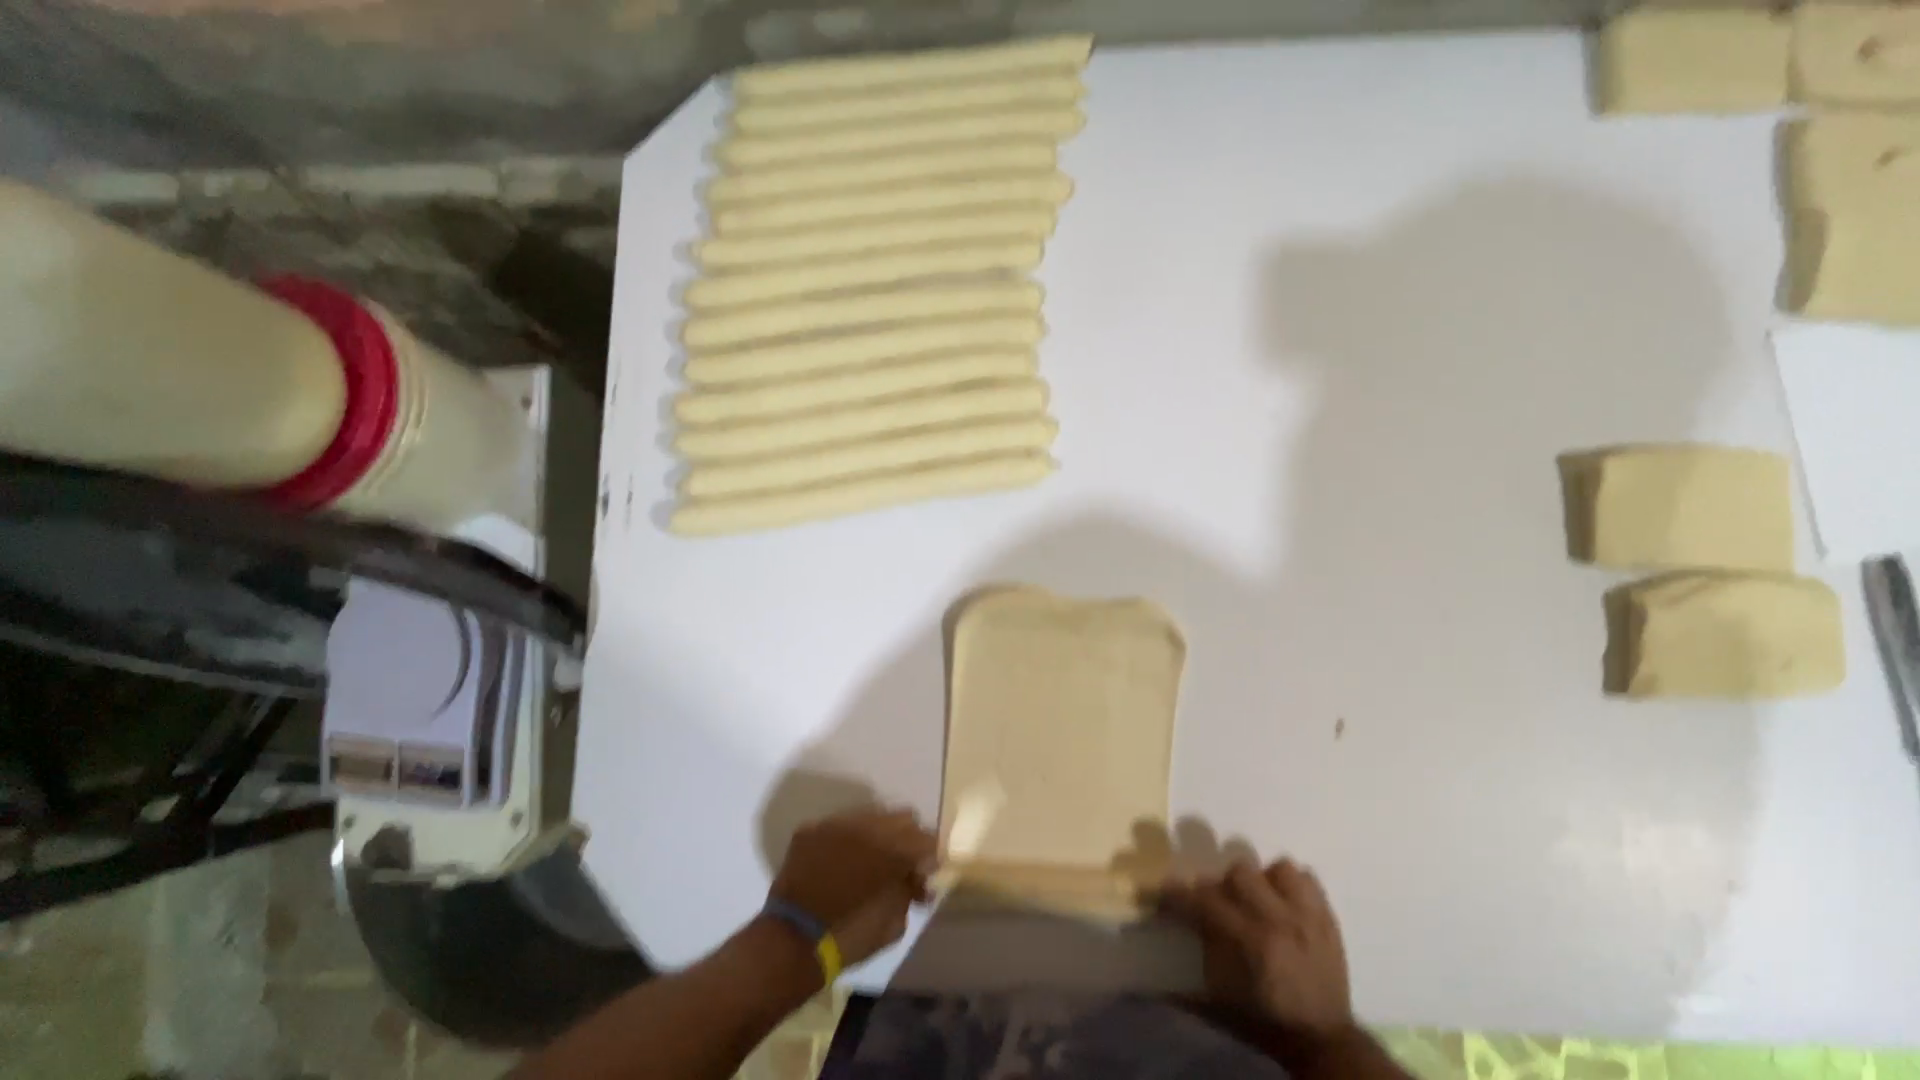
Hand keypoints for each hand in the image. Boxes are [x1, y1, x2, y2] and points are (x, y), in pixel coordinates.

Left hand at [768, 807, 935, 966]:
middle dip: (907, 840)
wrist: (790, 942)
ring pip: (869, 816)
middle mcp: (865, 826)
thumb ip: (909, 892)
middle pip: (901, 818)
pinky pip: (838, 827)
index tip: (922, 876)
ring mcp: (834, 824)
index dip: (929, 858)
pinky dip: (847, 841)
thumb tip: (913, 879)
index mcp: (891, 850)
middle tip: (901, 866)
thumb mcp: (893, 924)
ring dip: (877, 835)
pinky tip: (842, 862)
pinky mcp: (810, 830)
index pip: (926, 838)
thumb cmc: (848, 938)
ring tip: (871, 861)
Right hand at [1161, 857, 1353, 1037]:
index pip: (1205, 901)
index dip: (1178, 894)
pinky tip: (1284, 904)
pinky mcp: (1328, 918)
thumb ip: (1194, 964)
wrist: (1323, 1041)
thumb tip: (1164, 947)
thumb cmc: (1265, 1021)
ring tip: (1258, 900)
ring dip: (1262, 881)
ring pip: (1278, 868)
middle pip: (1240, 872)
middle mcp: (1280, 920)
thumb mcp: (1220, 1000)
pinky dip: (1291, 886)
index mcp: (1251, 942)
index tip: (1164, 892)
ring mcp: (1308, 916)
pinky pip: (1308, 878)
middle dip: (1222, 885)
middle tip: (1219, 904)